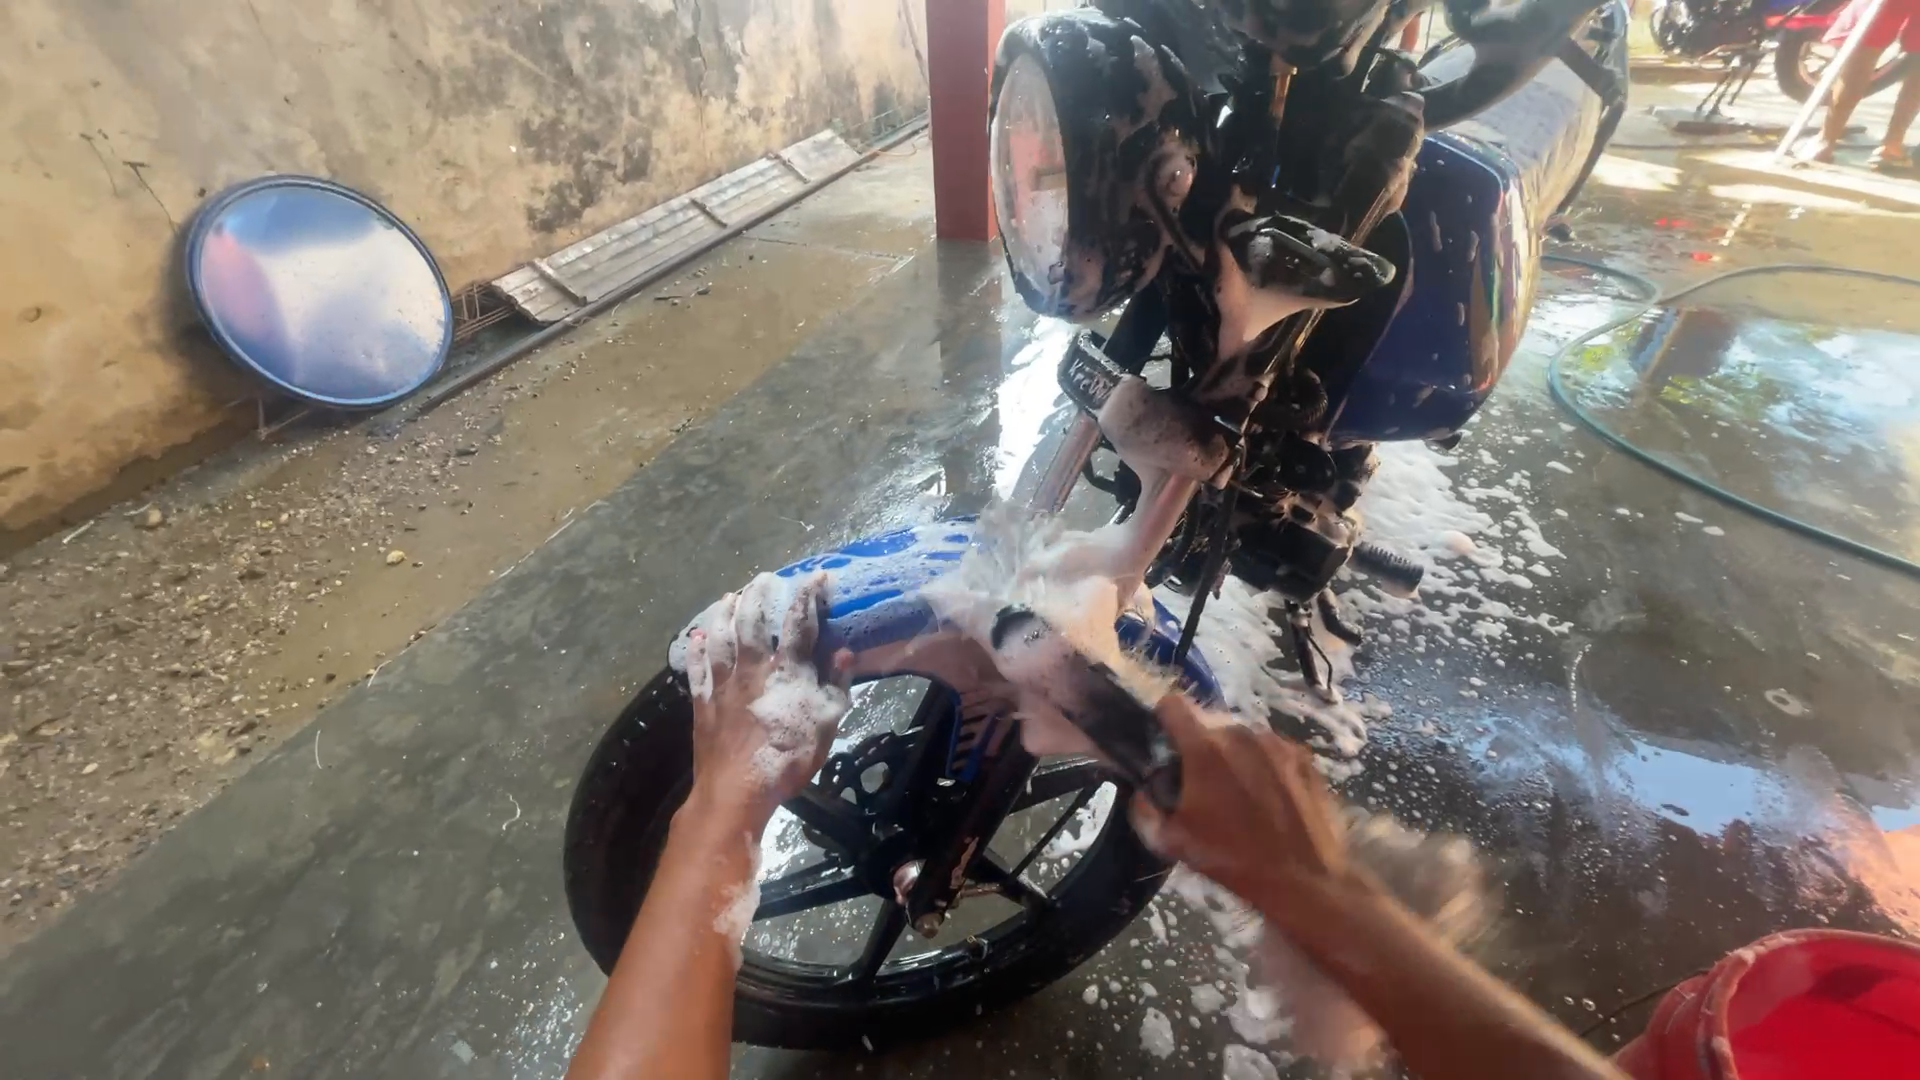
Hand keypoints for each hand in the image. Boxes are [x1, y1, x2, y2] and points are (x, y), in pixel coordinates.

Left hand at [682, 572, 851, 828]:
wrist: (738, 790)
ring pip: (722, 637)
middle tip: (764, 577)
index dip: (809, 596)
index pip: (801, 623)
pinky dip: (697, 649)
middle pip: (753, 621)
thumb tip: (844, 651)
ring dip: (725, 612)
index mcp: (788, 671)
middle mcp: (754, 668)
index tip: (817, 576)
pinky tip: (696, 636)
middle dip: (759, 595)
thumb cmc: (789, 758)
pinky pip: (697, 668)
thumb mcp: (827, 723)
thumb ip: (836, 684)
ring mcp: (724, 683)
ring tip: (729, 595)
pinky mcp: (703, 702)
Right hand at [1130, 694, 1352, 902]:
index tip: (1164, 741)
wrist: (1307, 880)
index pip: (1173, 703)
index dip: (1163, 717)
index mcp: (1204, 747)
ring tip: (1237, 788)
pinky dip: (1261, 762)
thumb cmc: (1235, 860)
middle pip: (1208, 720)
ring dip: (1231, 751)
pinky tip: (1267, 795)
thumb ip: (1144, 812)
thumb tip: (1140, 793)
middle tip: (1199, 776)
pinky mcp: (1302, 757)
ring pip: (1240, 734)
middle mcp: (1240, 733)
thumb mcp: (1174, 843)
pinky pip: (1269, 748)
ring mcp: (1275, 742)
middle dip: (1198, 741)